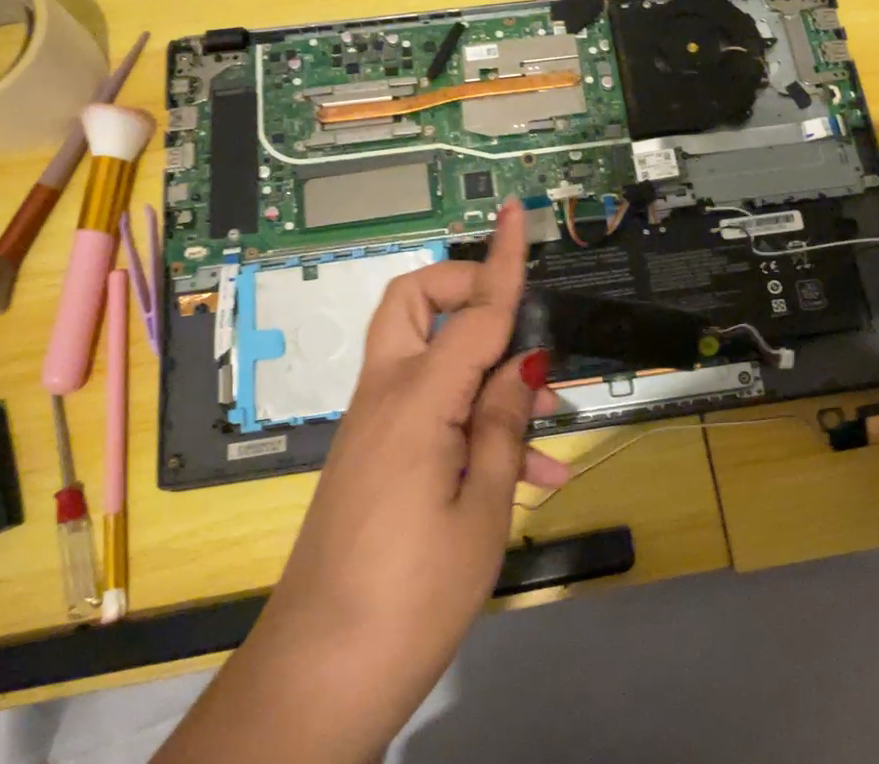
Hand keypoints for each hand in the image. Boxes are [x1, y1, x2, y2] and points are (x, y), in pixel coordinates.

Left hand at [157, 200, 567, 763]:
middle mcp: (386, 397)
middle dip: (469, 294)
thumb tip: (519, 365)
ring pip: (429, 359)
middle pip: (414, 305)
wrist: (325, 667)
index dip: (503, 262)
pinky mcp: (374, 455)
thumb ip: (500, 425)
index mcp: (416, 402)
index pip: (473, 313)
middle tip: (520, 327)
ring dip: (489, 375)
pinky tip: (532, 476)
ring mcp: (374, 425)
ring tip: (553, 429)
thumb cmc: (415, 592)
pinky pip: (428, 410)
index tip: (518, 211)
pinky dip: (474, 423)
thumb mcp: (481, 509)